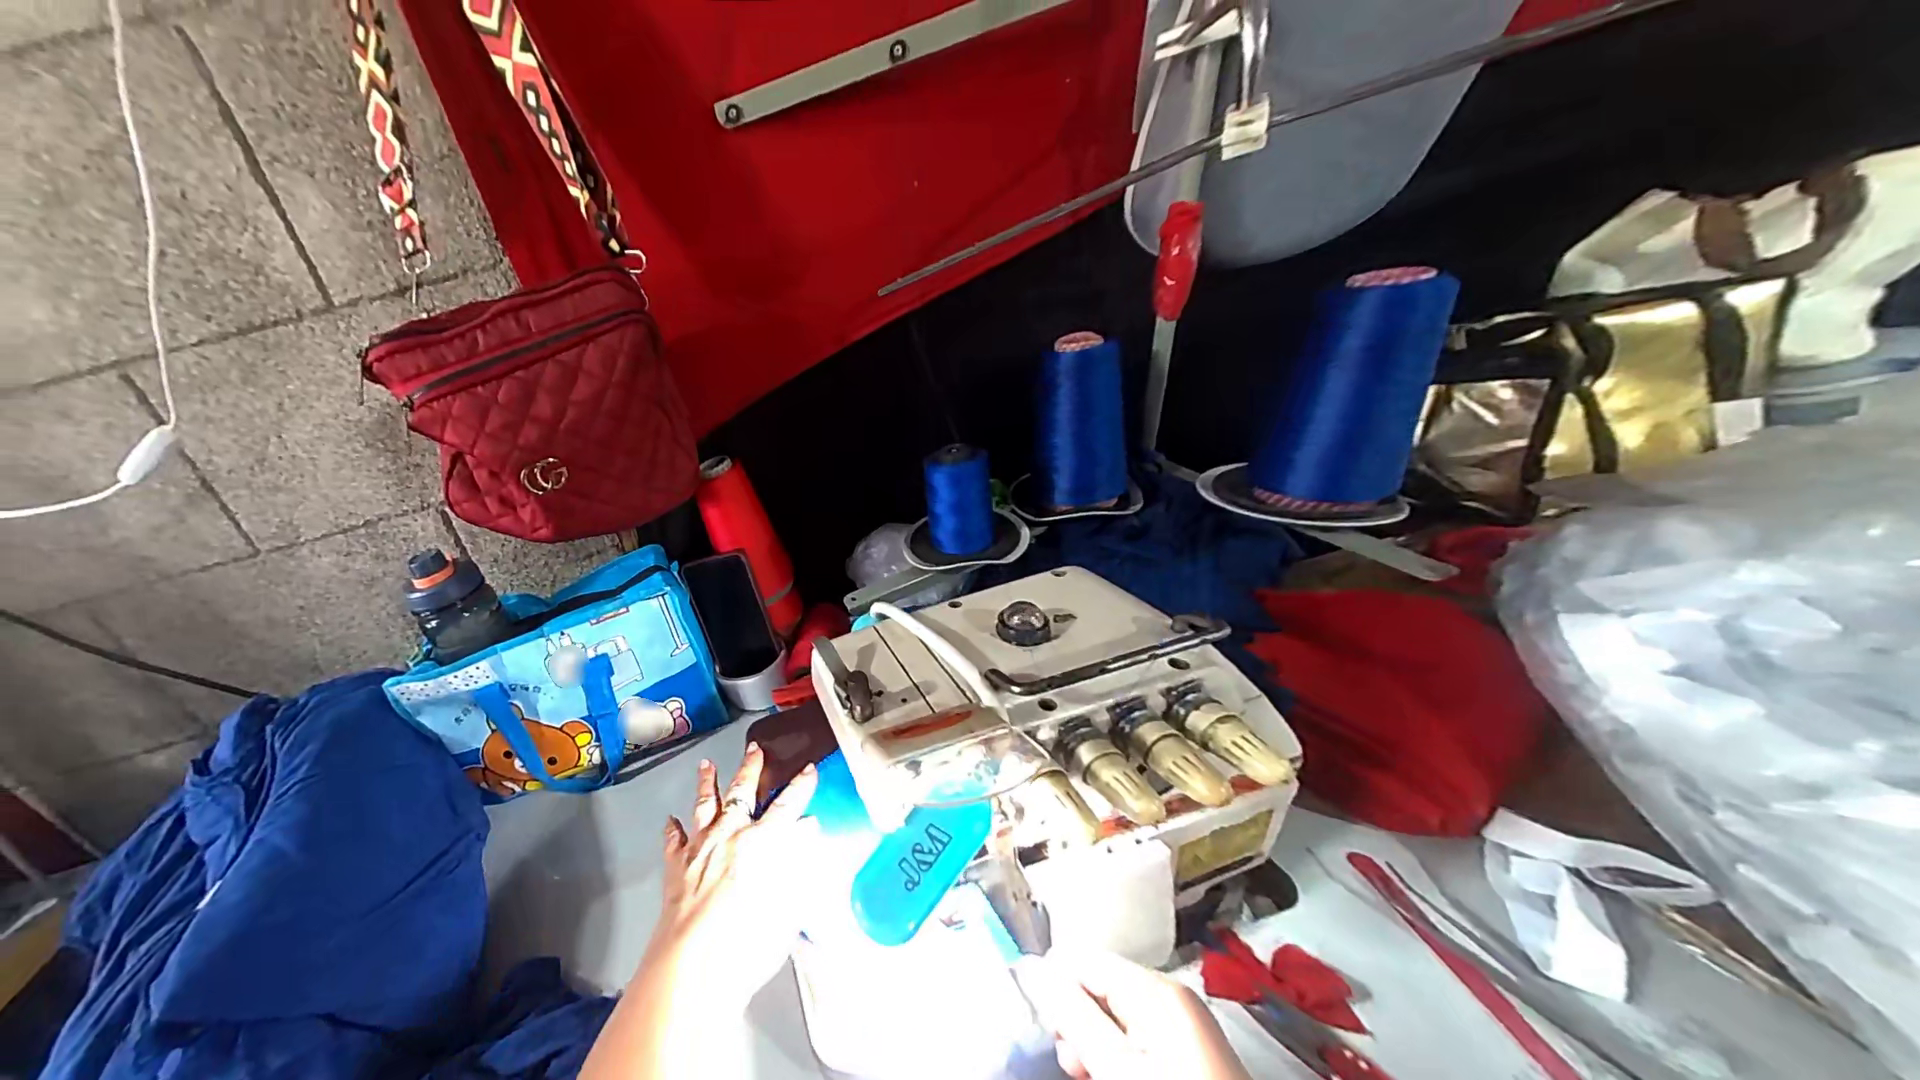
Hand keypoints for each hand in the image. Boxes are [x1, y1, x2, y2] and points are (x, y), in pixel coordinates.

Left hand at [582, 744, 820, 1079]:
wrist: (689, 969)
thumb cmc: (747, 943)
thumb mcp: (789, 902)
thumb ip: (800, 861)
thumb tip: (810, 831)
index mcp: (761, 843)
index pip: (787, 805)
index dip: (801, 786)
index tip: (809, 769)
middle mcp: (728, 837)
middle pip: (741, 793)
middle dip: (750, 769)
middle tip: (754, 750)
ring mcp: (699, 850)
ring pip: (703, 806)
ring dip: (706, 784)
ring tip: (706, 765)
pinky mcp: (675, 870)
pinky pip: (674, 840)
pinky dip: (674, 829)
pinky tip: (672, 820)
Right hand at [1017, 951, 1252, 1079]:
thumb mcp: (1118, 1068)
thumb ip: (1073, 1016)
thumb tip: (1033, 969)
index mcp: (1156, 988)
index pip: (1084, 958)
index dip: (1056, 987)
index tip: (1049, 1030)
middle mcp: (1171, 996)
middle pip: (1100, 987)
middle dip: (1076, 1022)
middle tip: (1075, 1066)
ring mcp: (1183, 1026)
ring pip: (1116, 1017)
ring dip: (1095, 1046)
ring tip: (1092, 1076)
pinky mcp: (1190, 1055)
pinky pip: (1139, 1040)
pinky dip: (1119, 1059)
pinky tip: (1113, 1077)